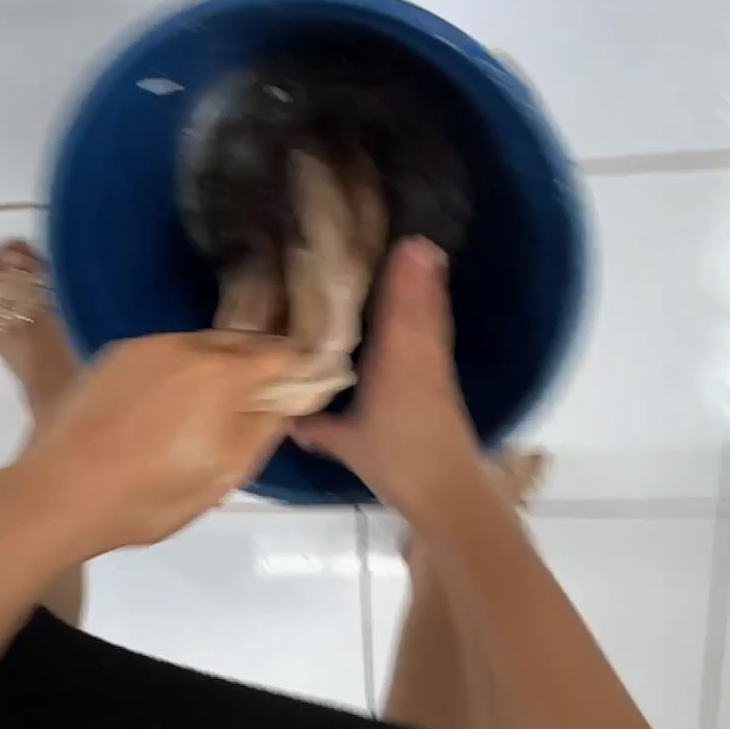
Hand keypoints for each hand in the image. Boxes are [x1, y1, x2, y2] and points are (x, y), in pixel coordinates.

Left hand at [11, 330, 298, 555]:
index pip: (281, 352)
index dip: (297, 368)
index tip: (299, 388)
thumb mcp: (222, 476)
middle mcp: (188, 344)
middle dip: (256, 367)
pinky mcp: (115, 353)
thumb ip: (264, 428)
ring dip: (215, 368)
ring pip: (200, 346)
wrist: (55, 493)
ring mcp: (148, 345)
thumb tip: (289, 397)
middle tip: (254, 404)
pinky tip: (161, 407)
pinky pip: (164, 353)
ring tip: (203, 409)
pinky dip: (177, 371)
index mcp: (223, 373)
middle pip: (241, 344)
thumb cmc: (148, 496)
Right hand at [293, 237, 488, 520]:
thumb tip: (282, 418)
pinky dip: (436, 312)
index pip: (395, 314)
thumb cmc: (395, 462)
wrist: (447, 490)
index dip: (401, 280)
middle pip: (417, 308)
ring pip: (431, 319)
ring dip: (430, 287)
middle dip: (416, 274)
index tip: (403, 247)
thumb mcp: (347, 445)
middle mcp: (415, 359)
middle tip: (418, 238)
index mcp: (391, 366)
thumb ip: (315, 428)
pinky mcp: (445, 381)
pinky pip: (438, 336)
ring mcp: (434, 368)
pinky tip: (434, 299)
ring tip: (429, 253)